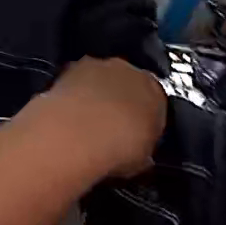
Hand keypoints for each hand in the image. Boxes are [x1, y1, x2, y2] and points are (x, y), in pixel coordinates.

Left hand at [36, 57, 166, 178]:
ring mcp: (101, 66)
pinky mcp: (73, 67)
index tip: (136, 135)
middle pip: (128, 84)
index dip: (144, 119)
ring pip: (103, 79)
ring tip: (86, 124)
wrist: (80, 132)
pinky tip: (69, 115)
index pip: (155, 102)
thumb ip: (143, 149)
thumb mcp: (141, 159)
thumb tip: (140, 155)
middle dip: (121, 101)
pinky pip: (79, 79)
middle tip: (111, 128)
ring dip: (97, 95)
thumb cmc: (119, 147)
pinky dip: (75, 93)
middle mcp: (131, 71)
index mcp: (156, 92)